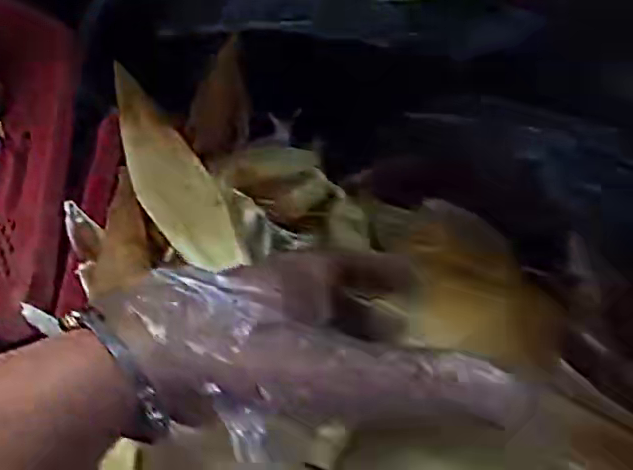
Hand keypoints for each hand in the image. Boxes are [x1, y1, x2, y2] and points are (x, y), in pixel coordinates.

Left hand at [92, 252, 533, 431]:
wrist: (138, 358)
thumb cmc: (236, 353)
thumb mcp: (336, 371)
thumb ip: (417, 381)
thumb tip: (512, 388)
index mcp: (277, 281)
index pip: (331, 262)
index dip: (371, 268)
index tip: (407, 276)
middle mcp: (240, 284)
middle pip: (300, 287)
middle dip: (345, 304)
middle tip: (390, 332)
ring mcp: (206, 305)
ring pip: (270, 310)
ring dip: (309, 329)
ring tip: (346, 361)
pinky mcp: (185, 332)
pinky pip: (245, 334)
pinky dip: (276, 349)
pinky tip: (285, 377)